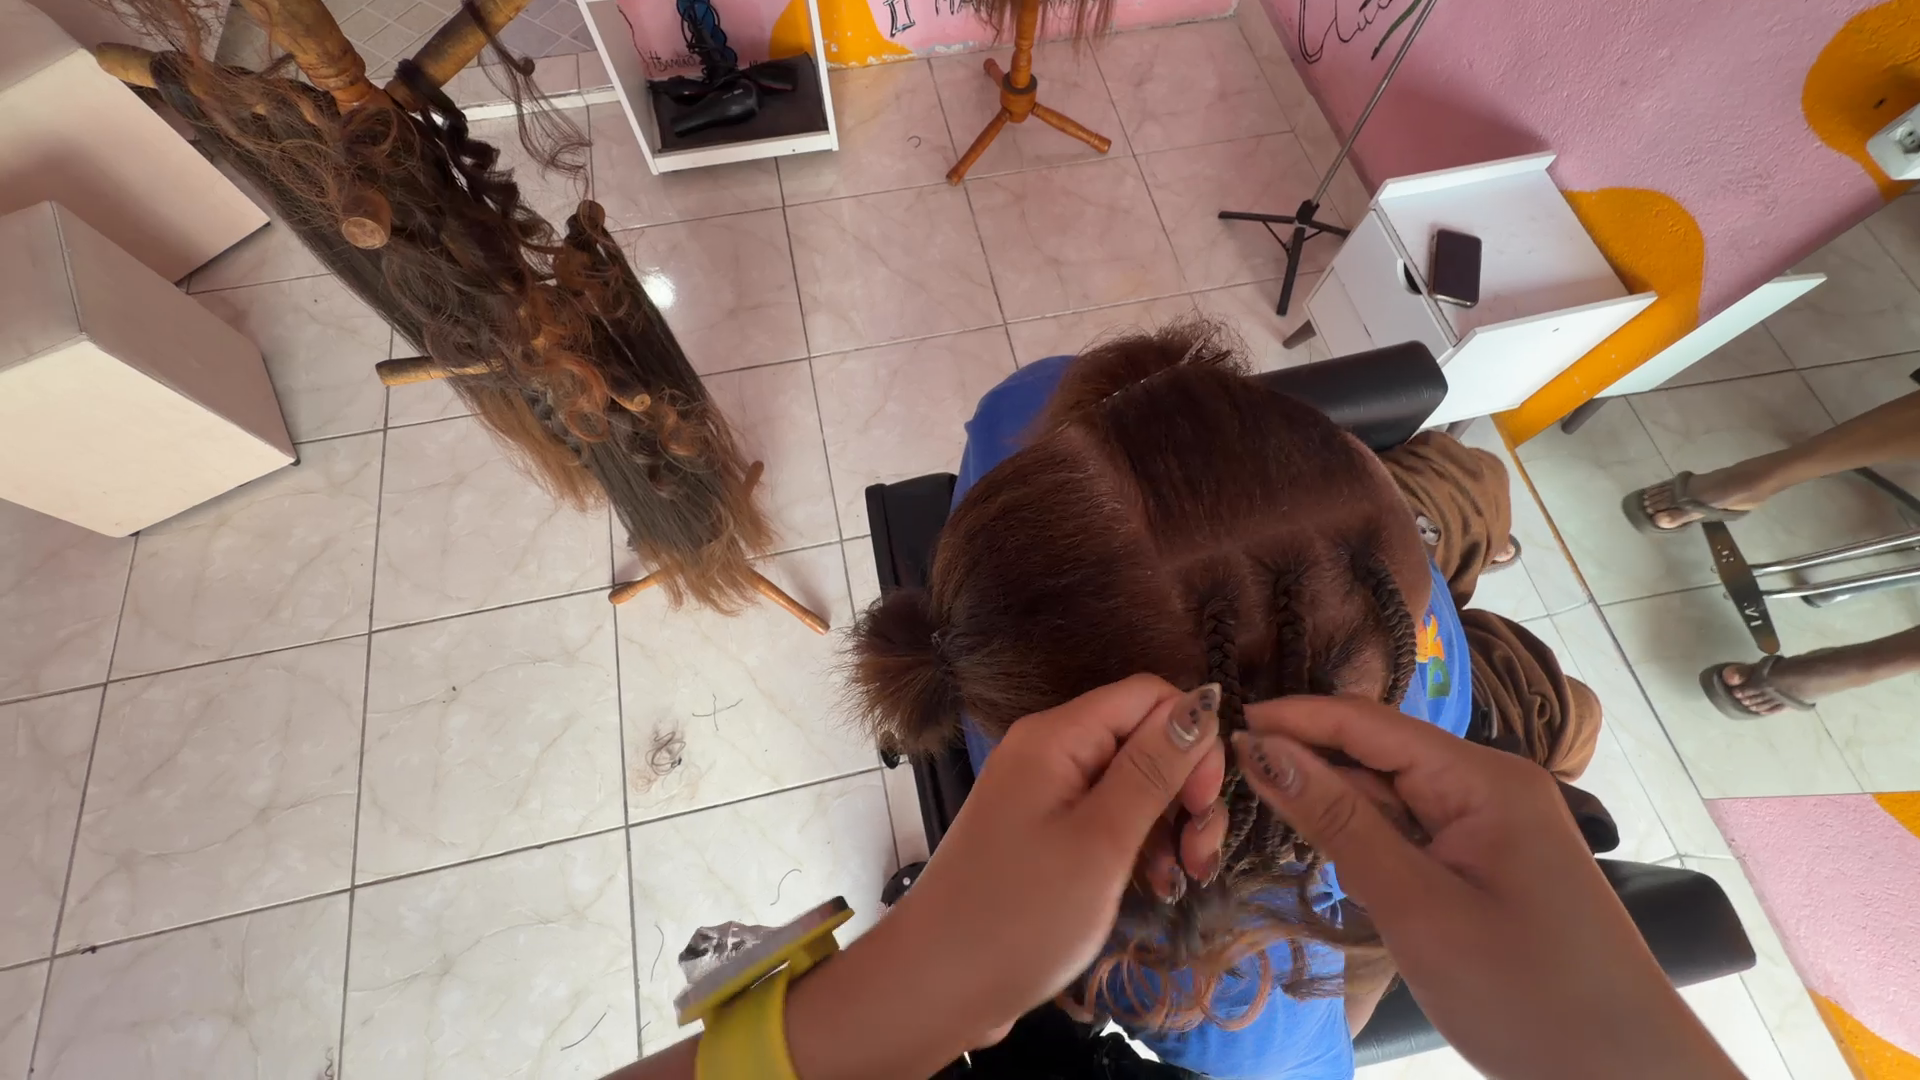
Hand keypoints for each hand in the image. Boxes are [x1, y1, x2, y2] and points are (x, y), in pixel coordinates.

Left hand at [783, 675, 1224, 1078]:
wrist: (937, 983)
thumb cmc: (1023, 913)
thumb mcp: (1102, 840)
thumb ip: (1153, 768)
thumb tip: (1203, 700)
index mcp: (1056, 735)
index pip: (1146, 695)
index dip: (1190, 737)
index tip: (1204, 804)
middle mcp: (1048, 749)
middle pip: (1141, 738)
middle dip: (1183, 789)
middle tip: (1200, 858)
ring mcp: (1043, 790)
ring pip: (1129, 781)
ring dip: (1167, 824)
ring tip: (1180, 881)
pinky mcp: (1043, 829)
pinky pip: (1104, 815)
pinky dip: (1136, 844)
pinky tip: (1154, 887)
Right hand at [1231, 696, 1740, 1079]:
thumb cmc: (1526, 997)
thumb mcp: (1414, 905)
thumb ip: (1333, 818)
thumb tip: (1257, 745)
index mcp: (1480, 777)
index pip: (1365, 721)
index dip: (1291, 717)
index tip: (1222, 728)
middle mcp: (1483, 782)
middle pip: (1370, 754)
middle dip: (1307, 766)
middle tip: (1230, 787)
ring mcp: (1483, 819)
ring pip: (1381, 792)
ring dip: (1332, 809)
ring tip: (1272, 825)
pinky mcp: (1478, 855)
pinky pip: (1403, 827)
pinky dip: (1362, 840)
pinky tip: (1338, 863)